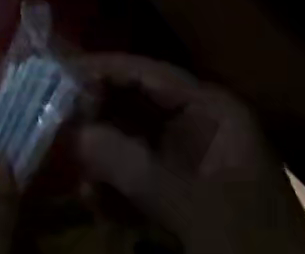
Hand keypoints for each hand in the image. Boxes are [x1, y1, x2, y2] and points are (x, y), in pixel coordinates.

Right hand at [76, 56, 304, 253]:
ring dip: (99, 153)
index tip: (60, 70)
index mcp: (214, 111)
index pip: (150, 74)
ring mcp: (189, 165)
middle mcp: (199, 127)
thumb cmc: (253, 246)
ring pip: (132, 143)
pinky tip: (91, 199)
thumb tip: (77, 133)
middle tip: (51, 116)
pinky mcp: (180, 201)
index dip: (105, 68)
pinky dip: (113, 188)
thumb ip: (137, 169)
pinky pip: (137, 180)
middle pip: (136, 105)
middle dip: (96, 112)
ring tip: (64, 160)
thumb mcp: (196, 208)